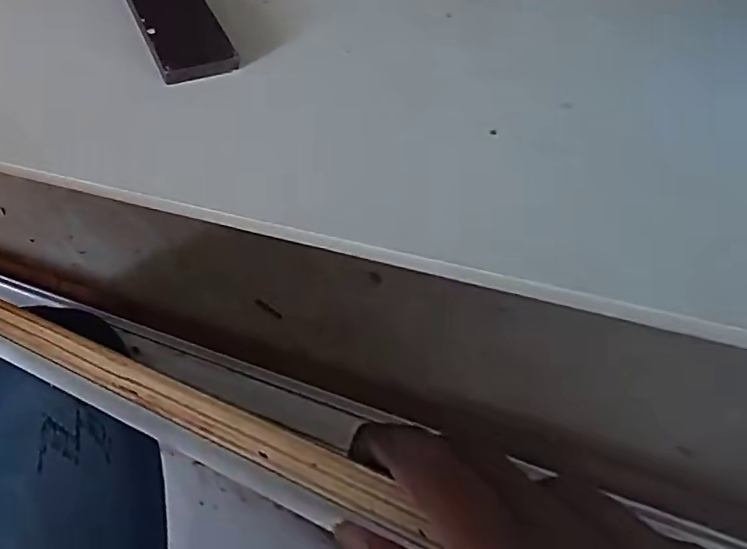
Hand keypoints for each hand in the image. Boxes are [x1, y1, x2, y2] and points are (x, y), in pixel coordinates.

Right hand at [337, 426, 680, 548]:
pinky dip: (590, 521)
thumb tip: (352, 529)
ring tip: (505, 522)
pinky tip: (578, 540)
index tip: (362, 456)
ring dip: (518, 491)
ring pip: (555, 482)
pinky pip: (627, 518)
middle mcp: (562, 530)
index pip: (415, 451)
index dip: (379, 443)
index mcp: (495, 537)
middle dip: (438, 460)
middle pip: (475, 452)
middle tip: (417, 487)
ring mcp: (629, 542)